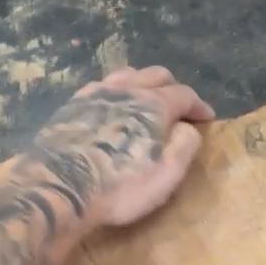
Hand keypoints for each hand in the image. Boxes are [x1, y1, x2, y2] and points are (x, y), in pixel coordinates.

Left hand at [31, 65, 214, 227]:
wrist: (58, 189)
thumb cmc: (119, 187)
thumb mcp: (167, 174)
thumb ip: (185, 145)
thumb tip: (187, 126)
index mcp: (153, 104)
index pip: (184, 94)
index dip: (199, 105)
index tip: (207, 117)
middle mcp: (125, 90)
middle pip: (155, 75)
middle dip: (173, 89)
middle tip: (180, 109)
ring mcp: (95, 94)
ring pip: (127, 75)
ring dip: (144, 85)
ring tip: (147, 102)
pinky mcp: (72, 105)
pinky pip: (101, 86)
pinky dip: (117, 92)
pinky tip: (113, 107)